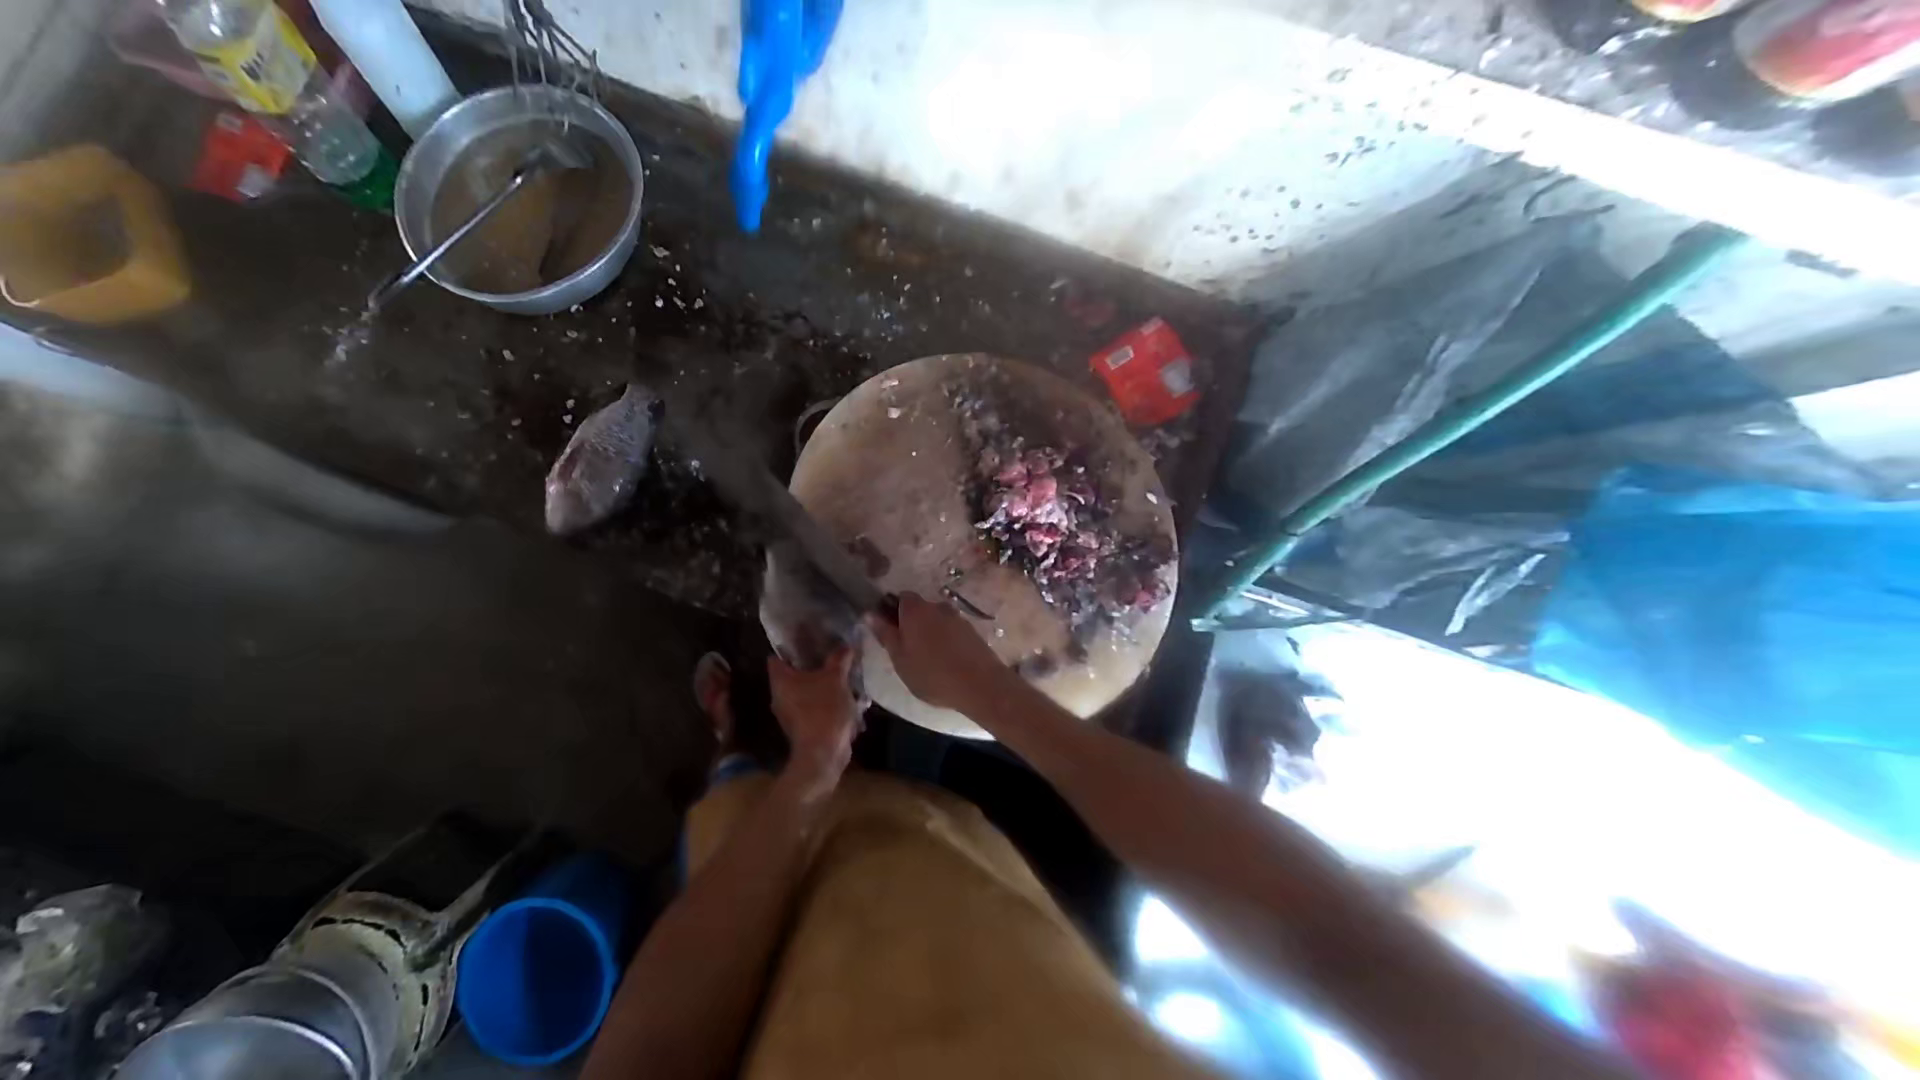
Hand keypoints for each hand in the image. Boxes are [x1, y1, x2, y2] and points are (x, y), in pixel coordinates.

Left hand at [767, 648, 861, 783]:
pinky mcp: (801, 729)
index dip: (790, 648)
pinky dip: (825, 704)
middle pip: (793, 675)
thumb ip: (839, 659)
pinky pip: (812, 709)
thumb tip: (846, 645)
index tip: (808, 641)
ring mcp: (789, 715)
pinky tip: (844, 701)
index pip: (777, 657)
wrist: (823, 753)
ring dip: (821, 687)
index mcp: (780, 681)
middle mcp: (779, 696)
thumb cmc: (824, 709)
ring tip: (842, 678)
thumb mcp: (836, 678)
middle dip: (812, 667)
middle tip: (830, 657)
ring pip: (805, 693)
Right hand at [865, 593, 1010, 712]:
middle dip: (911, 623)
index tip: (889, 630)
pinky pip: (951, 630)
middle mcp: (937, 606)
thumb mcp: (900, 658)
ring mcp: (957, 617)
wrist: (979, 684)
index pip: (901, 597)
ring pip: (936, 620)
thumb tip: (869, 614)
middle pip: (919, 608)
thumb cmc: (931, 673)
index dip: (893, 610)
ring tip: (927, 658)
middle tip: (906, 649)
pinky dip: (946, 640)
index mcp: (915, 609)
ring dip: (929, 632)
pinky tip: (946, 661)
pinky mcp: (972, 630)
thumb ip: (885, 634)